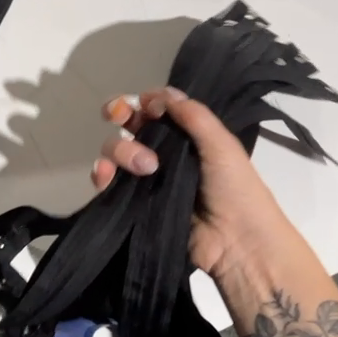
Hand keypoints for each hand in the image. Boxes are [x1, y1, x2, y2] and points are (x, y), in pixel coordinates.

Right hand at [92, 86, 292, 276]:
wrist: (235, 241)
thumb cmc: (236, 190)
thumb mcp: (223, 146)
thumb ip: (194, 117)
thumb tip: (161, 94)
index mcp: (187, 135)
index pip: (155, 109)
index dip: (144, 101)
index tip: (146, 105)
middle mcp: (163, 152)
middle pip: (130, 124)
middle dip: (123, 116)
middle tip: (123, 118)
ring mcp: (145, 178)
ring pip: (116, 150)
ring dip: (121, 150)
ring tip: (145, 168)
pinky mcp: (132, 203)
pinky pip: (107, 183)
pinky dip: (101, 175)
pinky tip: (105, 177)